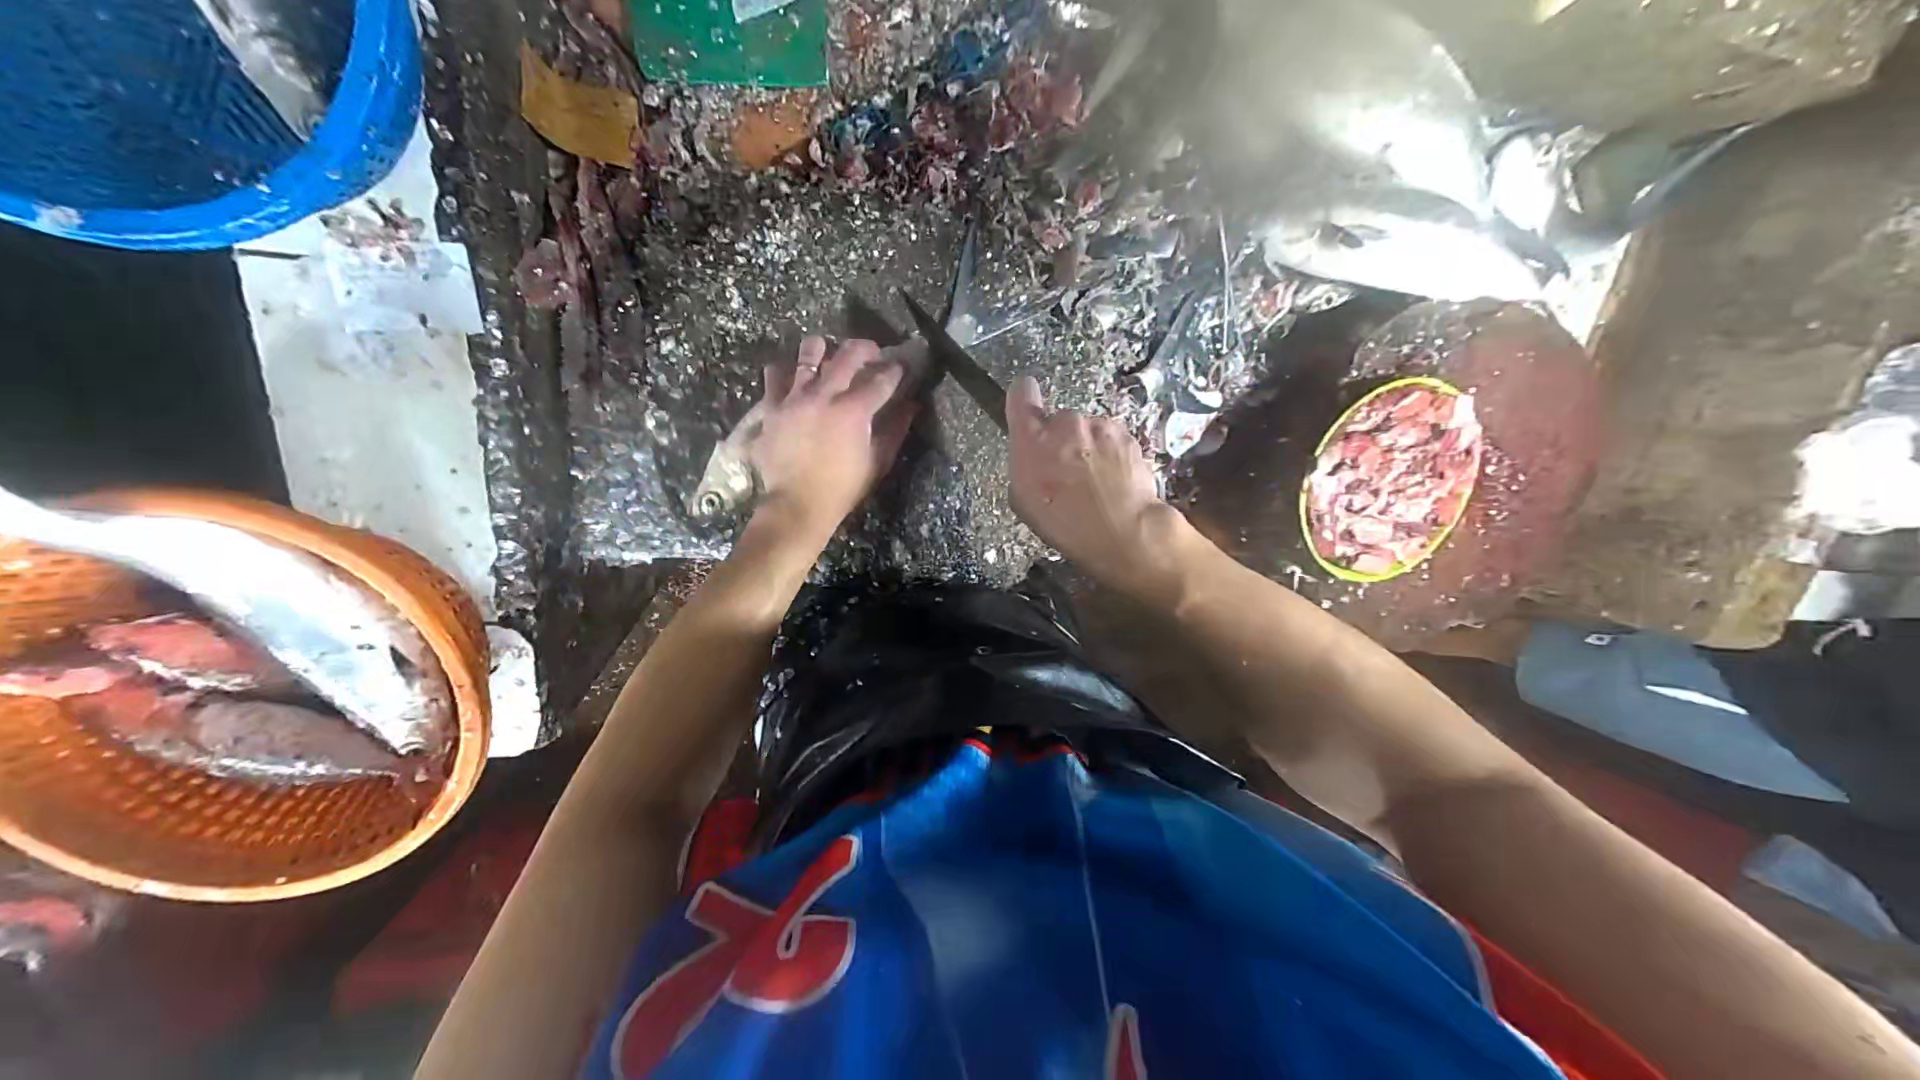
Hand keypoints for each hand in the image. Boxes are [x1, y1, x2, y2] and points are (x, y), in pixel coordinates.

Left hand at [749, 336, 914, 538]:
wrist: (797, 505)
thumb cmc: (842, 488)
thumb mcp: (877, 462)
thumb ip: (895, 430)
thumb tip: (911, 406)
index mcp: (854, 410)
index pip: (882, 379)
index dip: (896, 370)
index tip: (901, 367)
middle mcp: (825, 395)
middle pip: (849, 354)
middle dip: (866, 348)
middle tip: (872, 353)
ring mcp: (795, 397)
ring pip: (808, 352)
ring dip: (823, 349)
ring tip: (828, 354)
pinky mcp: (771, 406)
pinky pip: (775, 374)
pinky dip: (786, 371)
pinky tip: (794, 377)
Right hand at [1006, 376, 1182, 594]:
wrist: (1123, 530)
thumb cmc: (1067, 522)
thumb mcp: (1024, 501)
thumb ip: (1024, 465)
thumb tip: (1033, 458)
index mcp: (1031, 438)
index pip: (1021, 393)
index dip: (1024, 399)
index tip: (1027, 408)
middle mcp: (1065, 423)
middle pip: (1059, 422)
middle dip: (1062, 442)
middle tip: (1067, 475)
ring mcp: (1098, 427)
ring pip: (1088, 433)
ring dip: (1089, 450)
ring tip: (1094, 486)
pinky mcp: (1126, 435)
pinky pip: (1112, 441)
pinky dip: (1112, 457)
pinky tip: (1113, 484)